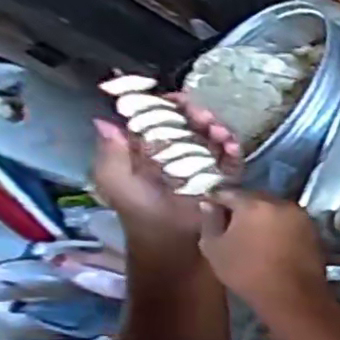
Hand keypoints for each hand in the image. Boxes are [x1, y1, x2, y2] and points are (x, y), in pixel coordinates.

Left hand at [92, 99, 241, 247]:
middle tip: (202, 114)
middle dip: (197, 115)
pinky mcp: (223, 179)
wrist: (172, 241)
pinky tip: (232, 145)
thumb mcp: (114, 179)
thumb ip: (110, 150)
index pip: (157, 117)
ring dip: (218, 129)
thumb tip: (105, 119)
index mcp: (148, 149)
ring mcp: (202, 165)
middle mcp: (176, 153)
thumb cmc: (140, 210)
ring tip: (220, 131)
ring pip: (213, 138)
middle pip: (189, 124)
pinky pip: (232, 160)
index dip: (165, 105)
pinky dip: (234, 149)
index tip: (173, 98)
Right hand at [197, 190, 329, 313]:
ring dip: (264, 216)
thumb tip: (209, 205)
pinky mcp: (315, 231)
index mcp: (255, 203)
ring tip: (252, 233)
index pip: (229, 192)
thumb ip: (210, 222)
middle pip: (256, 198)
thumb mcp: (214, 248)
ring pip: (276, 209)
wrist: (293, 295)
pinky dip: (280, 227)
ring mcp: (302, 217)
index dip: (216, 200)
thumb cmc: (247, 273)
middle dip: (242, 206)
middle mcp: (282, 204)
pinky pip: (291, 222)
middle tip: (230, 222)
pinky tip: (272, 241)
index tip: (209, 209)